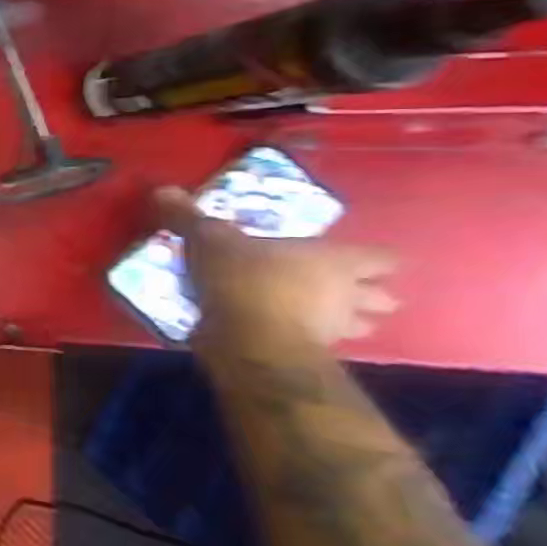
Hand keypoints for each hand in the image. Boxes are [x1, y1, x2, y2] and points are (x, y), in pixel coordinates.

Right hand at [155, 186, 399, 349]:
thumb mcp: (208, 240)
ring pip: (360, 326)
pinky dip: (308, 341)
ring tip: (313, 314)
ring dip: (343, 321)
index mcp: (334, 260)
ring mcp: (335, 329)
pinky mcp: (311, 356)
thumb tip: (164, 189)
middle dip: (367, 294)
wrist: (248, 339)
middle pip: (382, 297)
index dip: (370, 259)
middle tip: (337, 289)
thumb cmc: (243, 279)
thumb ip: (189, 218)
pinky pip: (320, 346)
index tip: (348, 258)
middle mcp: (348, 294)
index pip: (383, 258)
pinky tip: (282, 334)